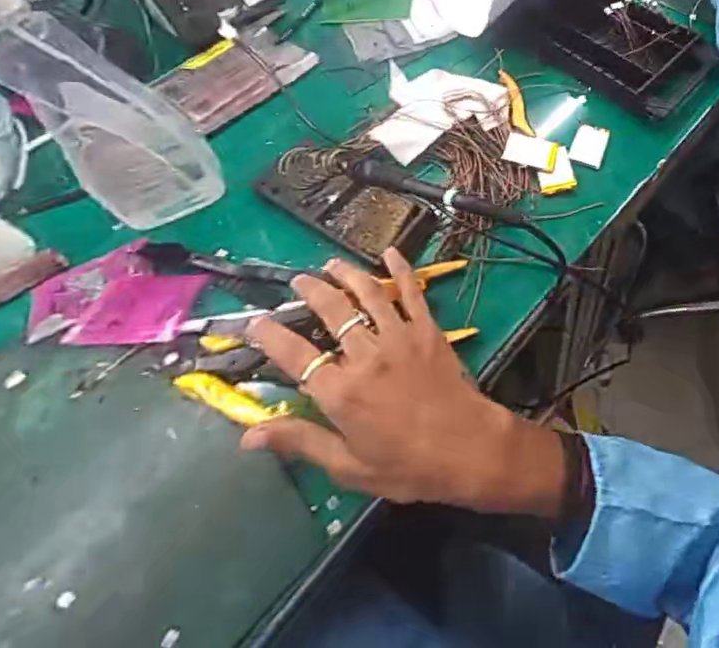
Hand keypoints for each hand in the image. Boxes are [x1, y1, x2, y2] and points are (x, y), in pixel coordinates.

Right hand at [241, 250, 566, 516]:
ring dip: (346, 274)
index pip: (295, 355)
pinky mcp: (427, 328)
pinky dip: (401, 269)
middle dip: (309, 290)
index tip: (255, 323)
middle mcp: (366, 355)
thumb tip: (249, 435)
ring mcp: (399, 335)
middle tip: (299, 281)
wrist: (468, 450)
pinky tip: (391, 252)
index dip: (270, 335)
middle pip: (330, 310)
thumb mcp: (348, 466)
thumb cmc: (406, 466)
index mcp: (341, 391)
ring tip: (331, 265)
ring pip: (366, 293)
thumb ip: (301, 442)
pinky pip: (411, 291)